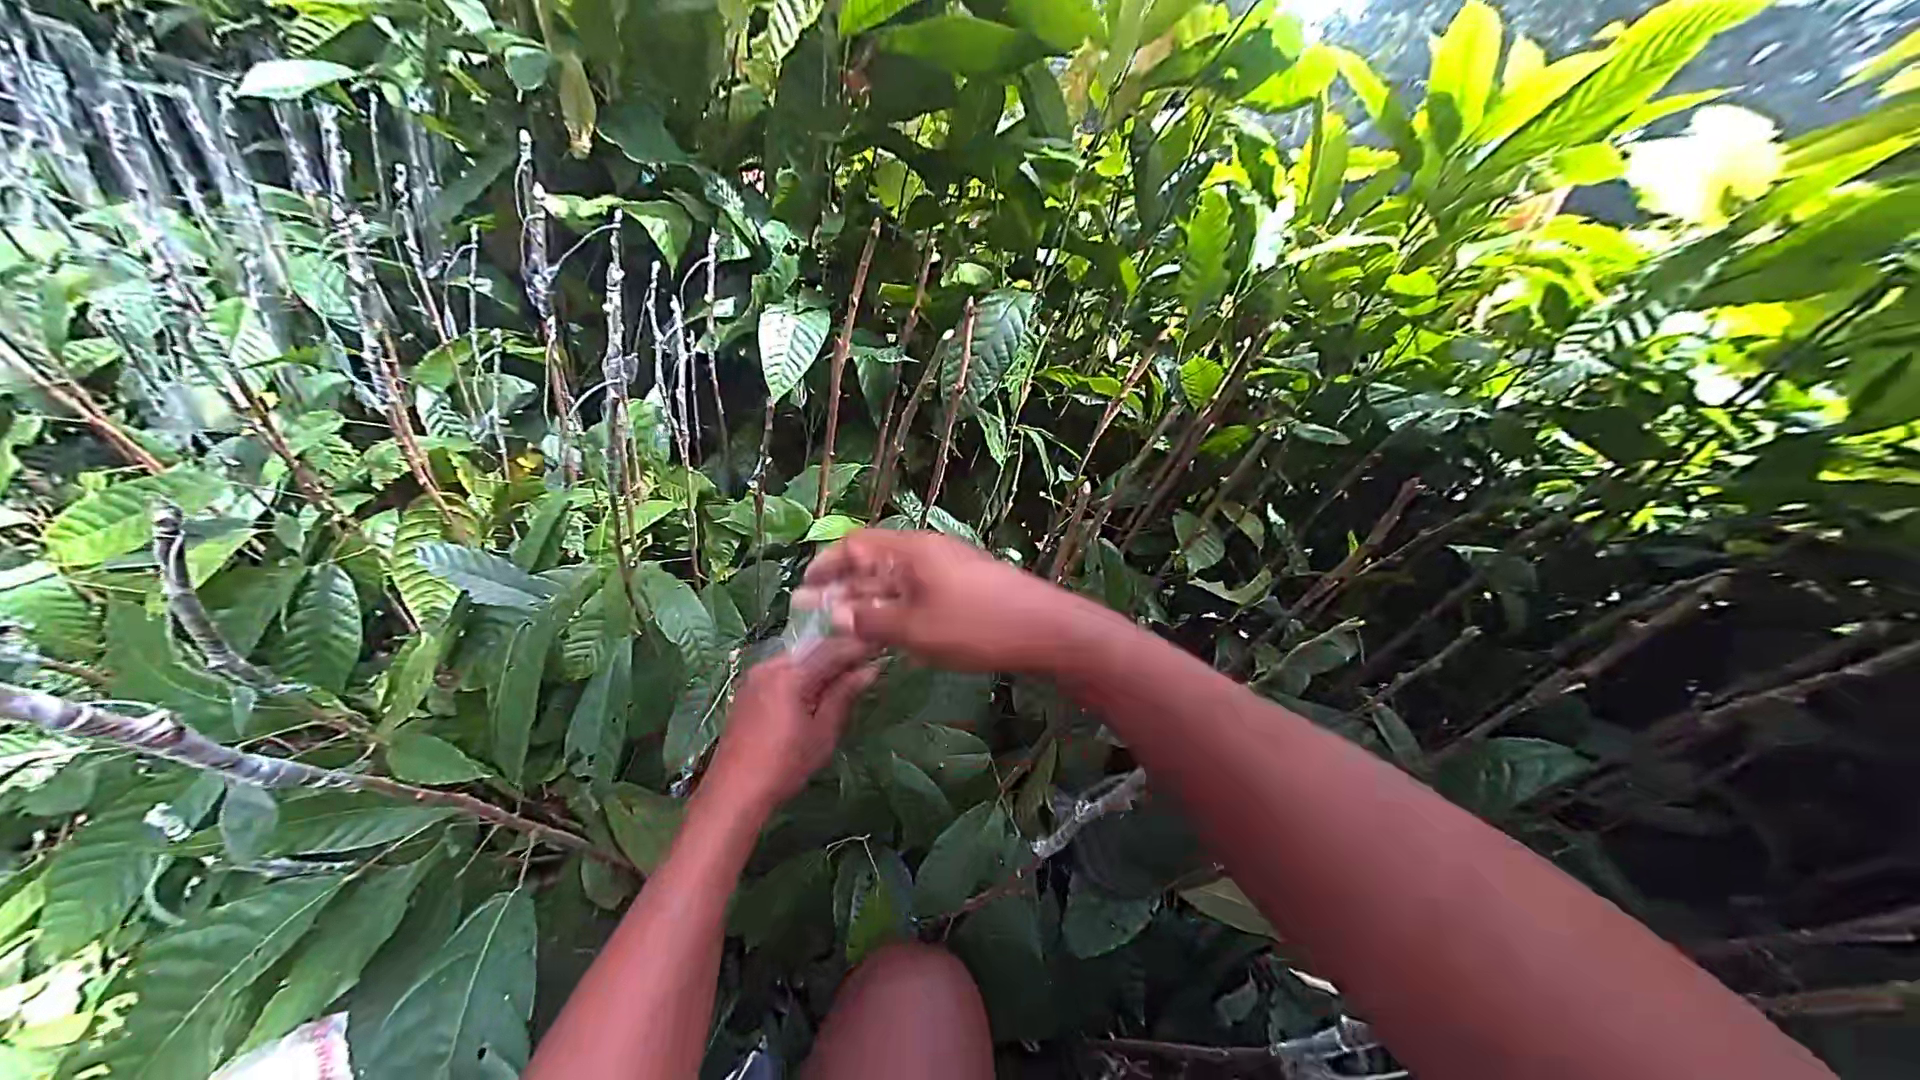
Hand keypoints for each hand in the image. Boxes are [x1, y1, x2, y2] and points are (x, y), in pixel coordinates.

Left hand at [705, 638, 878, 808]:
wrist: (733, 793)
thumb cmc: (785, 765)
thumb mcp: (822, 732)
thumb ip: (844, 695)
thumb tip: (870, 670)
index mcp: (790, 674)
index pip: (832, 650)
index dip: (859, 648)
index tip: (881, 646)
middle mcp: (770, 666)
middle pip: (813, 649)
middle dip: (841, 651)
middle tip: (868, 658)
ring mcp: (755, 676)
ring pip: (798, 657)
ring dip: (823, 661)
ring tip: (848, 672)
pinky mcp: (748, 689)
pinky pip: (783, 669)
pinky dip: (804, 671)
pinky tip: (819, 685)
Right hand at [795, 529, 1107, 674]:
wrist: (1045, 629)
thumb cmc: (976, 625)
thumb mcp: (915, 629)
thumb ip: (871, 622)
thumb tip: (837, 616)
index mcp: (911, 550)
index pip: (855, 545)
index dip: (827, 566)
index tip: (806, 588)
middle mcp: (927, 550)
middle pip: (875, 562)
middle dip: (844, 587)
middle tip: (818, 612)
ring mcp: (949, 566)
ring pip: (898, 580)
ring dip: (871, 600)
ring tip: (848, 627)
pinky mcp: (965, 585)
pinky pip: (919, 591)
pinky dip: (898, 608)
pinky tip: (891, 633)